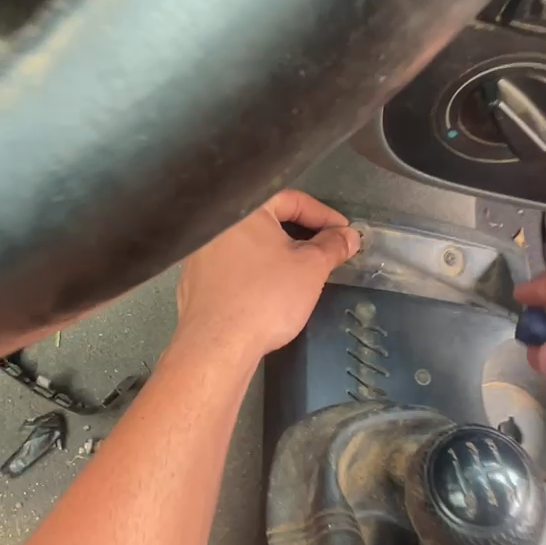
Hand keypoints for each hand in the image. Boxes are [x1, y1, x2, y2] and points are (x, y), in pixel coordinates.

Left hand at [174, 190, 360, 364]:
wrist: (217, 345)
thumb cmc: (266, 297)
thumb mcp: (311, 268)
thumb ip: (333, 245)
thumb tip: (349, 235)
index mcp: (243, 210)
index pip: (291, 199)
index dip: (323, 215)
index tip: (342, 232)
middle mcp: (216, 226)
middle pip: (268, 220)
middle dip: (301, 235)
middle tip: (326, 251)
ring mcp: (201, 254)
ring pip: (250, 245)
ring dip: (278, 254)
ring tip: (302, 272)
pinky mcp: (195, 281)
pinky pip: (233, 266)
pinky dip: (255, 272)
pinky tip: (269, 291)